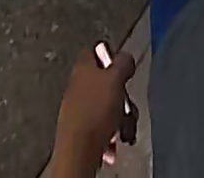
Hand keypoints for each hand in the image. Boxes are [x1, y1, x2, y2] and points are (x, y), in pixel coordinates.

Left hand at [52, 44, 135, 174]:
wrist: (78, 152)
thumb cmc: (97, 110)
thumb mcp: (116, 78)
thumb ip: (123, 62)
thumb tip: (125, 58)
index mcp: (83, 68)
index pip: (94, 51)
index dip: (109, 54)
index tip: (122, 66)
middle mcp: (77, 87)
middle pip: (105, 82)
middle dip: (121, 95)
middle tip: (127, 106)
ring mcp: (76, 110)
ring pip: (106, 106)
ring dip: (120, 117)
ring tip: (123, 129)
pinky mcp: (79, 132)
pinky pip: (100, 125)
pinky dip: (110, 132)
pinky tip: (113, 141)